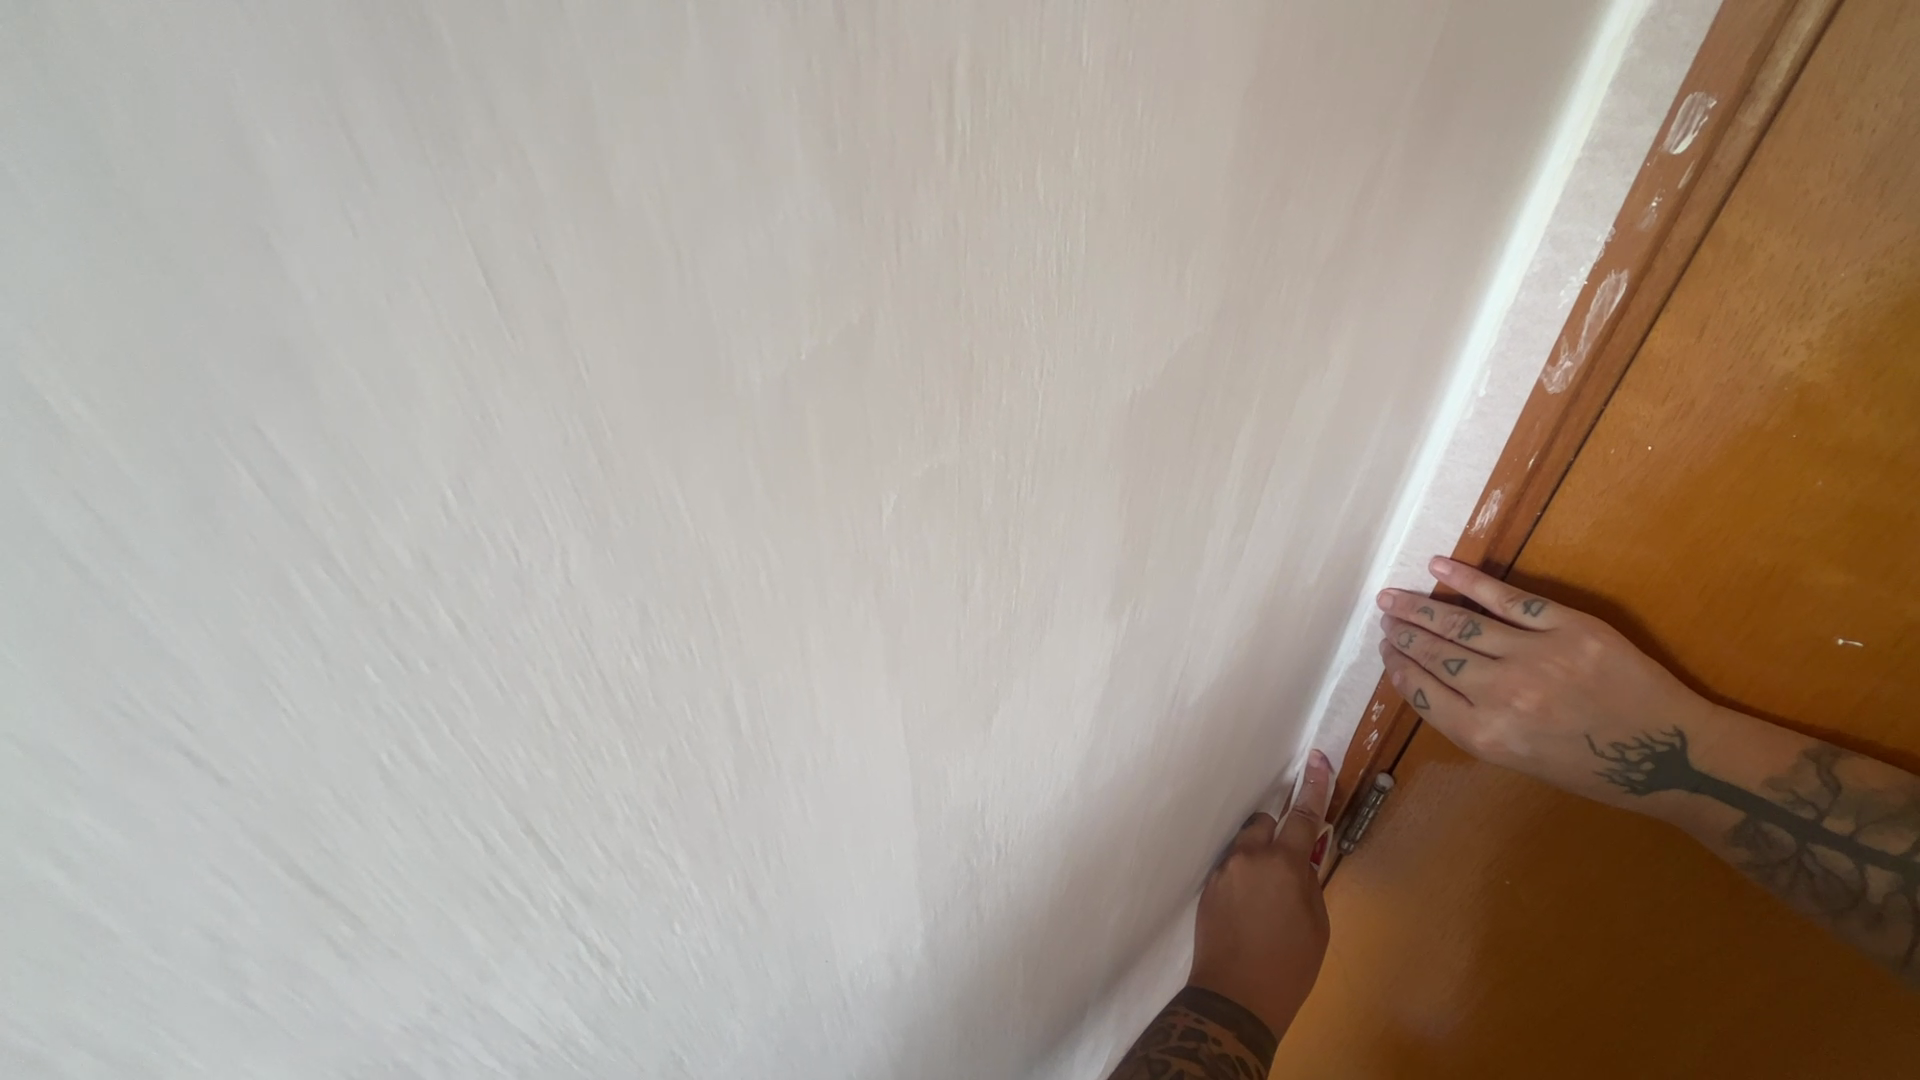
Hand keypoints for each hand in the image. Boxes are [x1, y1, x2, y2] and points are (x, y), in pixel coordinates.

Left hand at [1187, 750, 1333, 1039]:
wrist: (1236, 995)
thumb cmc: (1289, 966)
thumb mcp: (1316, 926)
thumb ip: (1308, 884)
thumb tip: (1300, 863)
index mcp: (1283, 864)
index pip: (1303, 816)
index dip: (1314, 787)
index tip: (1316, 758)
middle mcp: (1248, 857)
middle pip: (1264, 824)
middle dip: (1277, 836)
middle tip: (1288, 868)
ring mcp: (1223, 870)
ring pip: (1244, 847)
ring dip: (1257, 859)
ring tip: (1266, 898)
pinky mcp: (1206, 886)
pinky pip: (1230, 869)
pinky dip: (1242, 879)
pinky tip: (1248, 912)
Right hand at [1374, 556, 1718, 808]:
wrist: (1677, 757)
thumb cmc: (1592, 768)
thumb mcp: (1516, 759)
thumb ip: (1466, 720)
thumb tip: (1424, 678)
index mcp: (1486, 735)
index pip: (1421, 689)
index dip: (1396, 666)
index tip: (1384, 649)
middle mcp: (1502, 695)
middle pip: (1434, 654)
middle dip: (1402, 634)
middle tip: (1383, 616)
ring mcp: (1536, 657)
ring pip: (1459, 624)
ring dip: (1420, 609)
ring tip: (1394, 598)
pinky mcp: (1570, 628)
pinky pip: (1506, 599)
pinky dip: (1467, 581)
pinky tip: (1437, 568)